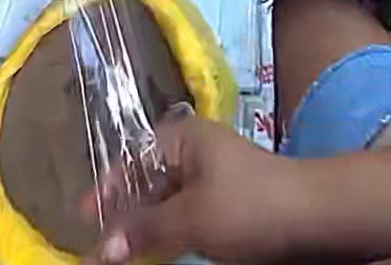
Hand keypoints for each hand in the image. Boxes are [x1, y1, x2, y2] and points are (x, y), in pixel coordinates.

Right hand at [84, 113, 308, 264]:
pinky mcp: (223, 203)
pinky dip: (164, 233)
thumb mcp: (191, 218)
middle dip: (123, 212)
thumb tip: (101, 247)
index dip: (110, 184)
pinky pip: (183, 215)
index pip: (136, 154)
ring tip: (118, 255)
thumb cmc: (246, 204)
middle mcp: (196, 151)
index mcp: (187, 138)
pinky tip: (152, 253)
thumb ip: (145, 229)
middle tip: (99, 245)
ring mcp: (211, 177)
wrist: (306, 216)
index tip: (84, 215)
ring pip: (164, 200)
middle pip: (148, 178)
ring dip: (142, 227)